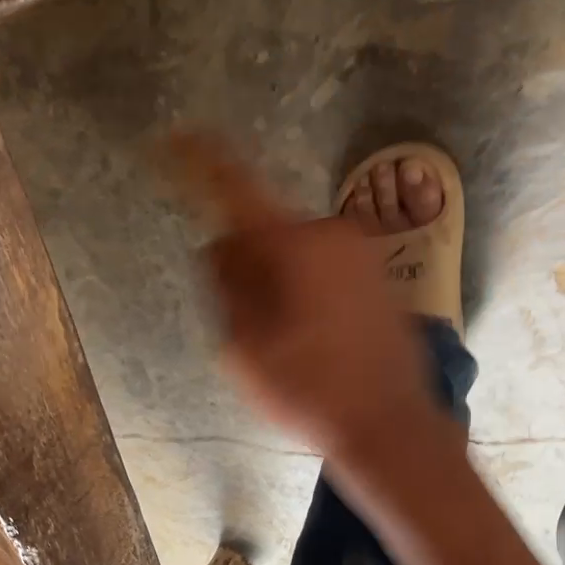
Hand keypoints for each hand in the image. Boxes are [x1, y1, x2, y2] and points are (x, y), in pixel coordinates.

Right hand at [169, 133, 456, 458]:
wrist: (389, 426)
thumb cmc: (308, 391)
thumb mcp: (243, 348)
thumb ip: (223, 286)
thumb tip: (219, 248)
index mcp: (292, 245)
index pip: (235, 187)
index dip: (200, 162)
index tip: (174, 139)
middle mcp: (330, 234)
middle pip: (261, 231)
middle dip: (241, 264)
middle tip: (241, 328)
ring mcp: (359, 254)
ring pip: (290, 254)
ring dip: (272, 284)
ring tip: (280, 348)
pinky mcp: (376, 278)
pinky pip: (318, 270)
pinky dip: (300, 292)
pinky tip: (309, 344)